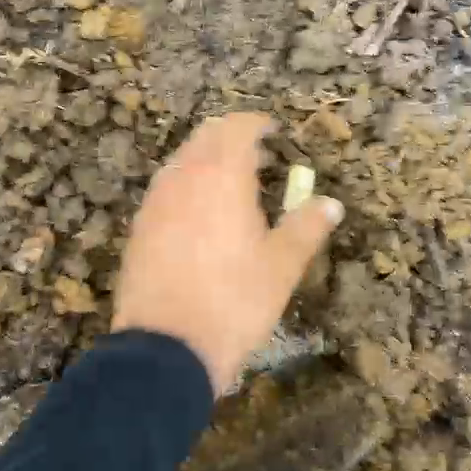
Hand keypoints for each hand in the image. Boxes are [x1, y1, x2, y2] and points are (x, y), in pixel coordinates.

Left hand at [111, 112, 344, 393]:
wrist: (166, 347)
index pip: (238, 127)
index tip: (275, 132)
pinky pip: (167, 187)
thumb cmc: (234, 301)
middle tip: (258, 156)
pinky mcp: (139, 225)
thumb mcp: (281, 266)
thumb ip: (306, 227)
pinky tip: (201, 214)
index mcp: (222, 174)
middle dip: (232, 137)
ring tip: (232, 186)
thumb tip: (331, 204)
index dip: (258, 123)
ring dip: (207, 160)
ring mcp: (156, 199)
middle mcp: (184, 175)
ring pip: (183, 160)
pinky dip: (187, 184)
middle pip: (206, 136)